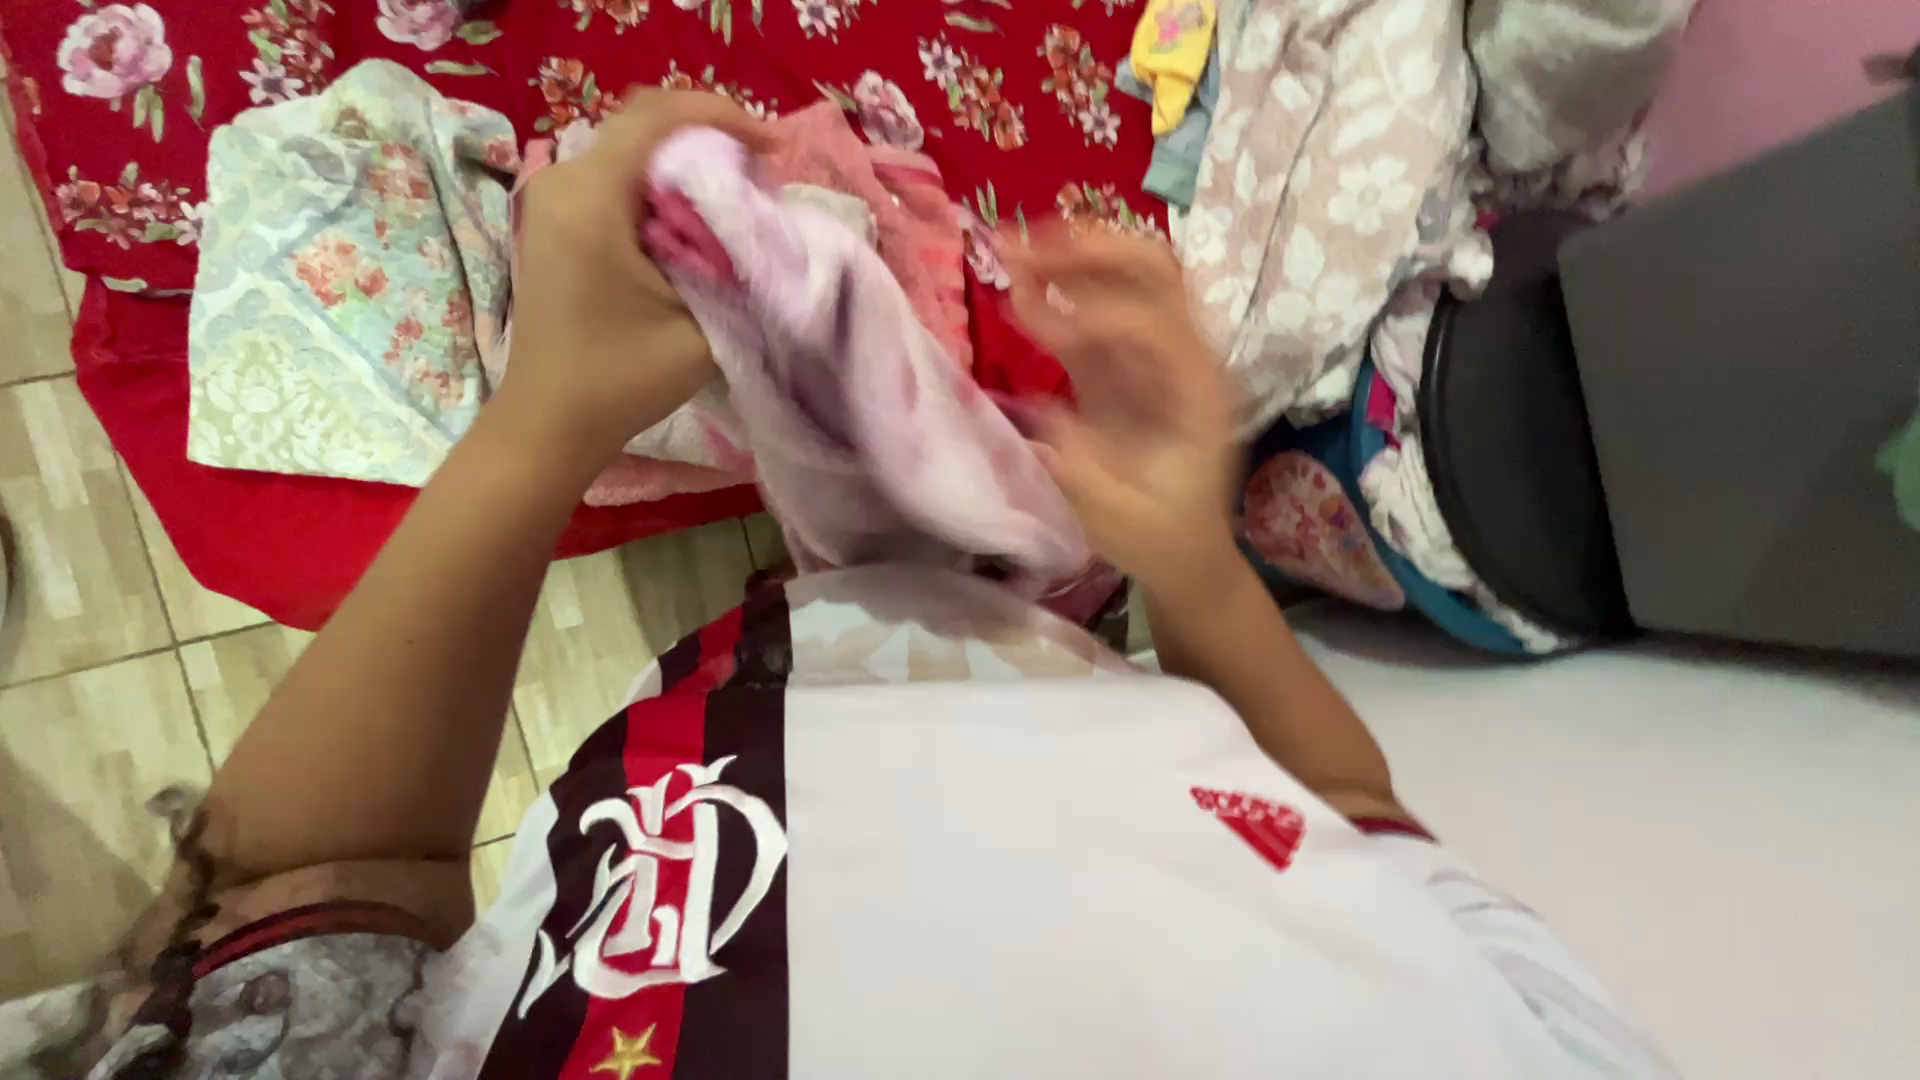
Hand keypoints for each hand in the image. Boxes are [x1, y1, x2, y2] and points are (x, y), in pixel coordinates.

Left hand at [490, 89, 767, 473]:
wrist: (552, 420)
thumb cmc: (622, 379)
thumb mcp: (701, 331)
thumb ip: (737, 275)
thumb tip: (765, 237)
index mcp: (593, 198)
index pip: (658, 116)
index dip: (723, 117)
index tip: (772, 148)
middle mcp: (562, 182)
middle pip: (643, 127)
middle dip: (709, 143)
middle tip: (759, 181)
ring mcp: (552, 200)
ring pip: (631, 154)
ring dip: (686, 170)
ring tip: (734, 204)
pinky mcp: (556, 223)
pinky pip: (616, 182)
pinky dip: (659, 192)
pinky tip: (692, 227)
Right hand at [1005, 226, 1242, 597]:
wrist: (1184, 554)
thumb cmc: (1164, 540)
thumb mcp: (1123, 520)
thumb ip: (1084, 471)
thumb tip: (1042, 417)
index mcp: (1200, 391)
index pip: (1158, 326)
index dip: (1099, 315)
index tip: (1042, 327)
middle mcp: (1184, 359)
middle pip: (1152, 275)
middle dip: (1089, 251)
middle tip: (1026, 242)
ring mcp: (1151, 361)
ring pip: (1121, 285)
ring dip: (1068, 261)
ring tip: (1010, 249)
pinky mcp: (1120, 374)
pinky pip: (1090, 324)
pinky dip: (1054, 305)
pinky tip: (1018, 295)